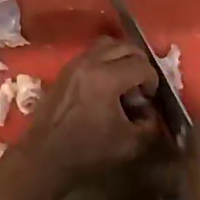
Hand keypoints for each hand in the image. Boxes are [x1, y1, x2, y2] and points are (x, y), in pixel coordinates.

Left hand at [13, 38, 161, 194]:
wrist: (46, 155)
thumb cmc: (88, 151)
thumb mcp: (130, 144)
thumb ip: (150, 124)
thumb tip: (150, 110)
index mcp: (107, 78)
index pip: (141, 66)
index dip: (152, 81)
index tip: (150, 98)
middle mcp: (90, 62)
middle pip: (125, 47)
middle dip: (140, 63)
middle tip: (142, 85)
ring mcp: (75, 62)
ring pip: (107, 44)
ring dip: (121, 57)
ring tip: (125, 79)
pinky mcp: (65, 68)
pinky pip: (91, 52)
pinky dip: (105, 59)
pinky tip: (106, 83)